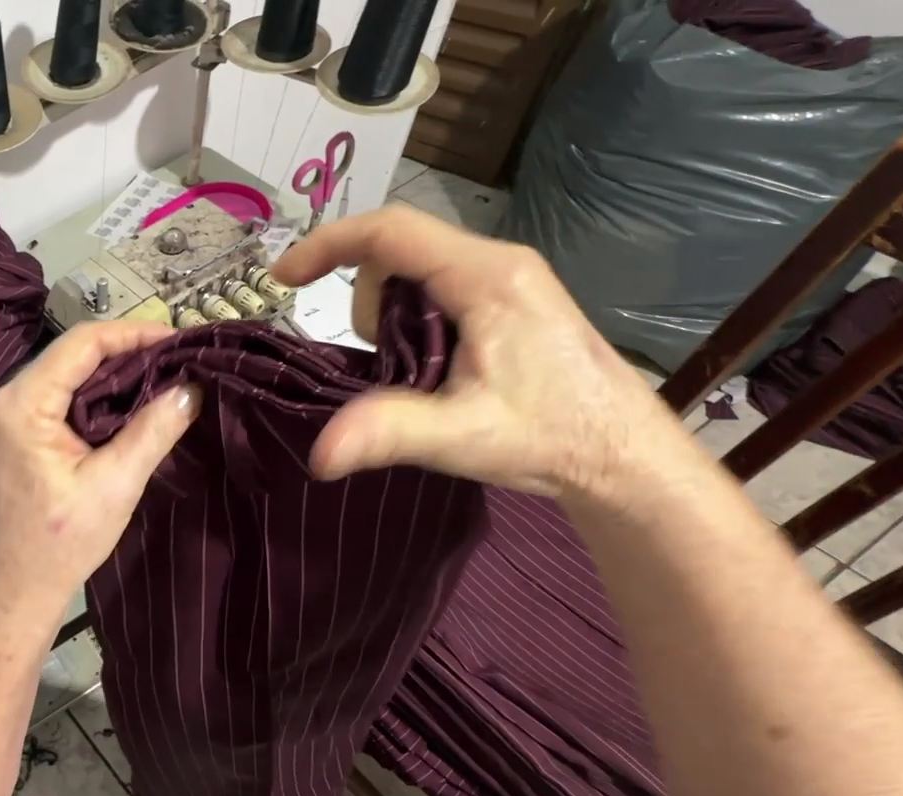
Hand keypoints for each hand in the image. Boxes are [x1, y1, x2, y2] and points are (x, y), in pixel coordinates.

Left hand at [0, 320, 199, 611]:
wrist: (23, 585)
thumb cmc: (63, 541)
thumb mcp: (116, 483)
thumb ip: (153, 429)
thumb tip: (191, 386)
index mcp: (22, 406)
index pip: (80, 344)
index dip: (132, 334)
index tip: (179, 339)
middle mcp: (6, 401)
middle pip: (72, 355)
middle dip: (126, 352)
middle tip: (179, 358)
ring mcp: (8, 417)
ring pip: (67, 374)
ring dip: (114, 373)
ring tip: (165, 376)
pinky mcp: (17, 433)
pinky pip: (60, 397)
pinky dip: (96, 395)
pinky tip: (132, 402)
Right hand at [271, 205, 682, 505]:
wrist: (620, 455)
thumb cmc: (552, 436)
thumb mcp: (461, 436)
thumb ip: (388, 432)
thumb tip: (318, 453)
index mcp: (486, 278)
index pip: (390, 232)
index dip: (327, 245)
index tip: (282, 279)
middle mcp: (496, 264)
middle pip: (395, 253)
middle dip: (365, 305)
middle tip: (386, 368)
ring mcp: (503, 280)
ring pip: (409, 273)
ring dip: (386, 320)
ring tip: (413, 376)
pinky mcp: (504, 302)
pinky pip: (431, 291)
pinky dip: (407, 324)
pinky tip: (426, 369)